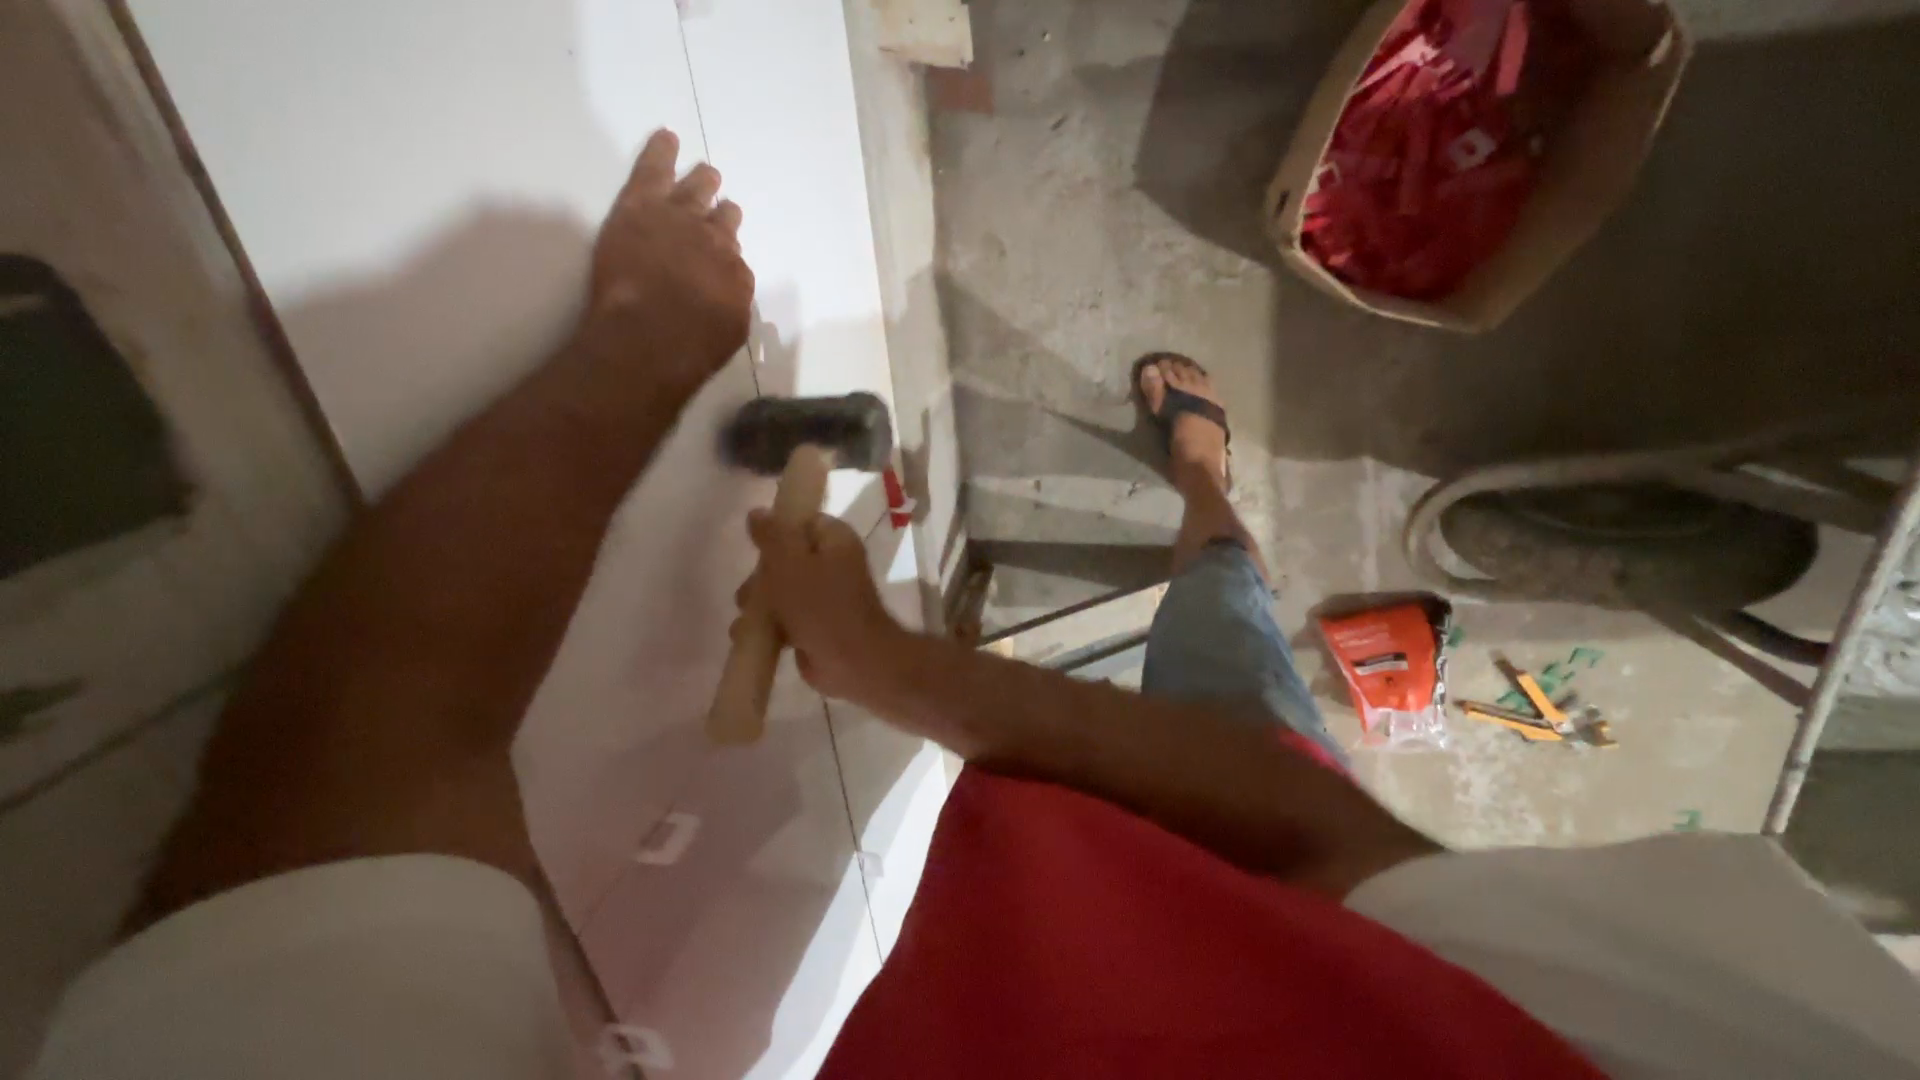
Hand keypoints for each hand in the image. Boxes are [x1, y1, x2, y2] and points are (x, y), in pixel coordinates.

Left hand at [579, 129, 753, 399]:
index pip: (734, 256)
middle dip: (722, 213)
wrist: (652, 334)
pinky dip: (661, 151)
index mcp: (735, 273)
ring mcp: (679, 218)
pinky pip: (654, 168)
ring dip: (701, 181)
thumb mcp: (728, 331)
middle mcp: (714, 240)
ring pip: (695, 188)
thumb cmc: (692, 347)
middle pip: (722, 218)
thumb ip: (729, 304)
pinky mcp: (641, 206)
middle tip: (723, 206)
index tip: (723, 254)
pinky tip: (666, 137)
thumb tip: (727, 295)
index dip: (727, 253)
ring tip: (706, 173)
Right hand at [736, 510, 905, 702]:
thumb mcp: (789, 564)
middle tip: (748, 595)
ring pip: (782, 590)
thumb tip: (757, 512)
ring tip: (745, 620)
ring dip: (760, 604)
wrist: (852, 663)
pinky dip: (768, 625)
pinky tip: (747, 635)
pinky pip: (785, 617)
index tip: (755, 548)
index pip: (802, 522)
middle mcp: (834, 563)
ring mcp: (825, 597)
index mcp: (835, 540)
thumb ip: (772, 536)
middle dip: (762, 577)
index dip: (776, 532)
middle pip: (786, 558)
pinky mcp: (815, 626)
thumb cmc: (822, 606)